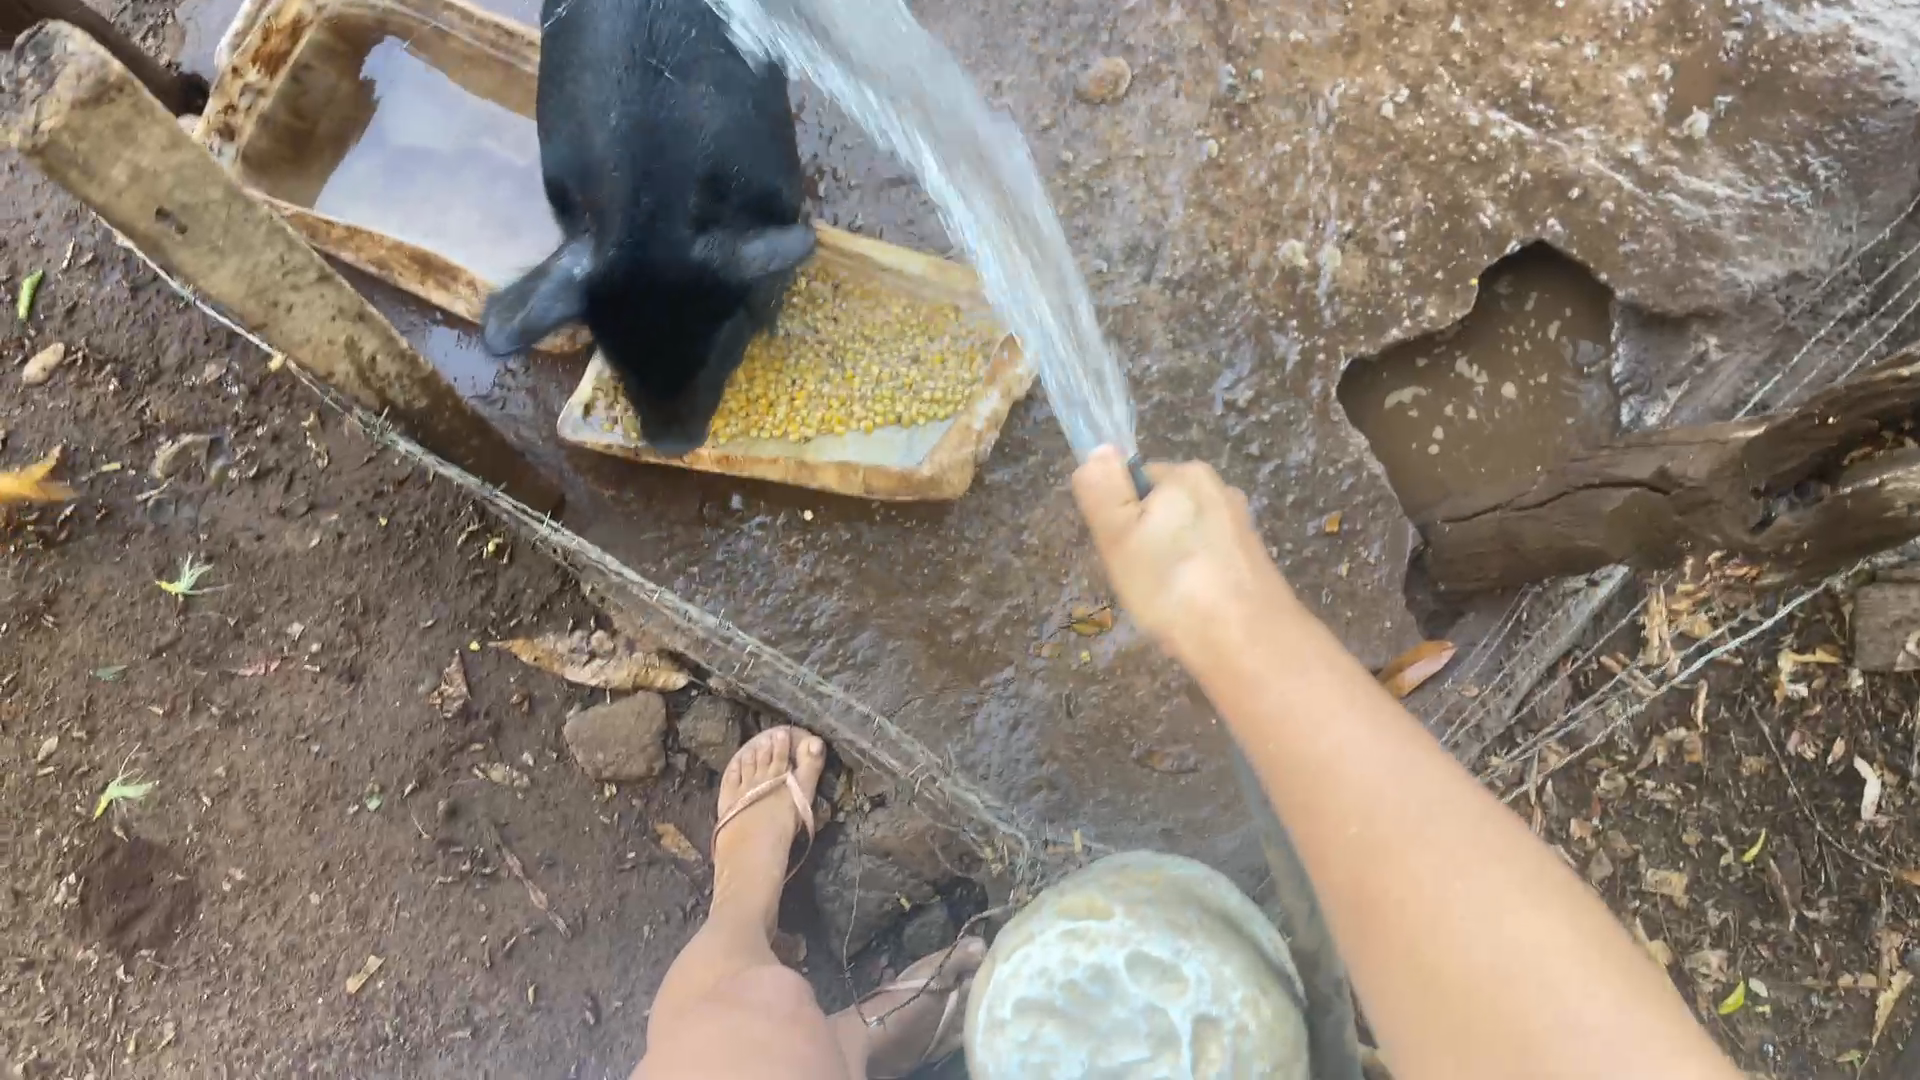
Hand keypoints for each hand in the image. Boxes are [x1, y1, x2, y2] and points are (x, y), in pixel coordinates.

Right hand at [1071, 446, 1296, 661]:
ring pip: (1182, 539)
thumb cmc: (1172, 585)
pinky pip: (1205, 562)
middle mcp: (1219, 490)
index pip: (1134, 482)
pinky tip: (1190, 608)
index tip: (1120, 552)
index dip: (1118, 518)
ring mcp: (1239, 526)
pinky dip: (1192, 581)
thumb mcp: (1118, 535)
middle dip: (1143, 543)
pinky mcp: (1252, 560)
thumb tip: (1098, 449)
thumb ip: (1102, 489)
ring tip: (1165, 600)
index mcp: (1187, 474)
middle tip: (1138, 579)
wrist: (1247, 642)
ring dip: (1167, 565)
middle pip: (1159, 510)